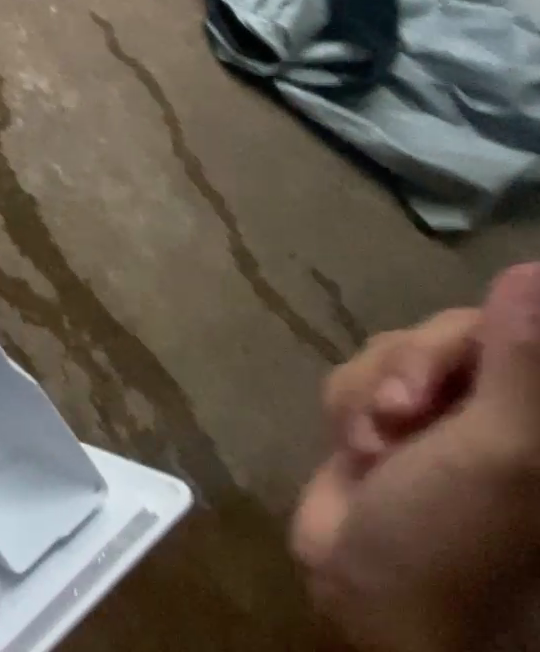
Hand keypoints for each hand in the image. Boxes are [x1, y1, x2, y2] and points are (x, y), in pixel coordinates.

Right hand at [292, 263, 539, 651]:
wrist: (377, 597)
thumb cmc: (454, 535)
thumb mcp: (499, 451)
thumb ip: (523, 366)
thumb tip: (535, 272)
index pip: (512, 326)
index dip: (462, 342)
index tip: (430, 390)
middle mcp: (516, 410)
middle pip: (452, 334)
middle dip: (404, 371)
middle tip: (396, 420)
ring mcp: (460, 420)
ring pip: (397, 354)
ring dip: (367, 394)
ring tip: (371, 448)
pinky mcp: (402, 428)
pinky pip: (363, 379)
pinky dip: (347, 408)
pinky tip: (357, 450)